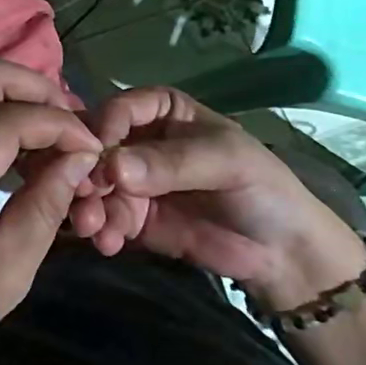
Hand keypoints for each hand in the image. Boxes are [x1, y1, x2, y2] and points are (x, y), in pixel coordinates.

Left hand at [0, 59, 100, 364]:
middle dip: (38, 88)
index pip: (11, 120)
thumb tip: (81, 155)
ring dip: (12, 89)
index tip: (94, 149)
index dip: (61, 126)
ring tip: (48, 122)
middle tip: (73, 123)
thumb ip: (46, 206)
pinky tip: (14, 131)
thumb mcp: (10, 271)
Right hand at [71, 86, 365, 311]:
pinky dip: (100, 229)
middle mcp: (138, 141)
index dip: (103, 128)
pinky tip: (108, 242)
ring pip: (94, 185)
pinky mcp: (131, 219)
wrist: (283, 255)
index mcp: (161, 110)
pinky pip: (104, 217)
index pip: (120, 109)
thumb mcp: (226, 162)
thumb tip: (115, 166)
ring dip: (87, 204)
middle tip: (82, 196)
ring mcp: (131, 182)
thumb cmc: (261, 188)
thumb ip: (171, 163)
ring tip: (92, 226)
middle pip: (96, 146)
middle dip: (85, 171)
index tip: (95, 157)